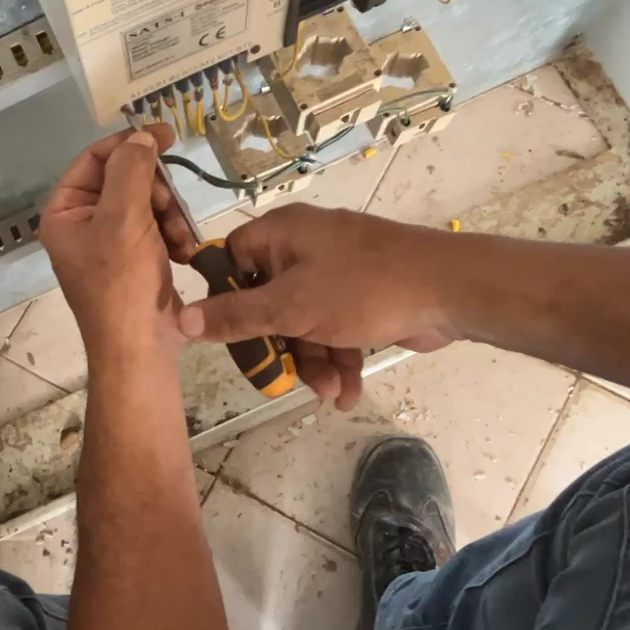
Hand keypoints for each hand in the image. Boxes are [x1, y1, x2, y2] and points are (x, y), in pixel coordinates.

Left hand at [40, 125, 184, 368]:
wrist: (141, 349)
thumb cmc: (122, 285)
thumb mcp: (123, 219)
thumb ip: (131, 170)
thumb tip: (141, 138)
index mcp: (64, 214)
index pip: (94, 159)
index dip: (129, 144)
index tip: (166, 136)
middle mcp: (83, 225)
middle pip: (126, 180)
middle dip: (156, 193)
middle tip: (169, 210)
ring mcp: (111, 245)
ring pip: (148, 204)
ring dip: (170, 217)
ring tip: (179, 241)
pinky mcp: (137, 262)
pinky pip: (158, 230)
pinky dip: (174, 237)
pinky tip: (183, 253)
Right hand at [177, 204, 454, 408]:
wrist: (450, 290)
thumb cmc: (362, 288)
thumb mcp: (290, 307)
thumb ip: (235, 316)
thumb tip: (179, 319)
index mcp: (281, 235)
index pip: (231, 261)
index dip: (225, 299)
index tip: (228, 335)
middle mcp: (303, 249)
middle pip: (266, 303)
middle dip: (280, 349)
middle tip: (282, 382)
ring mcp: (334, 274)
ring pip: (302, 324)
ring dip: (314, 364)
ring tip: (332, 394)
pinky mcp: (360, 298)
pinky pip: (333, 330)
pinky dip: (338, 360)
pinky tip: (348, 393)